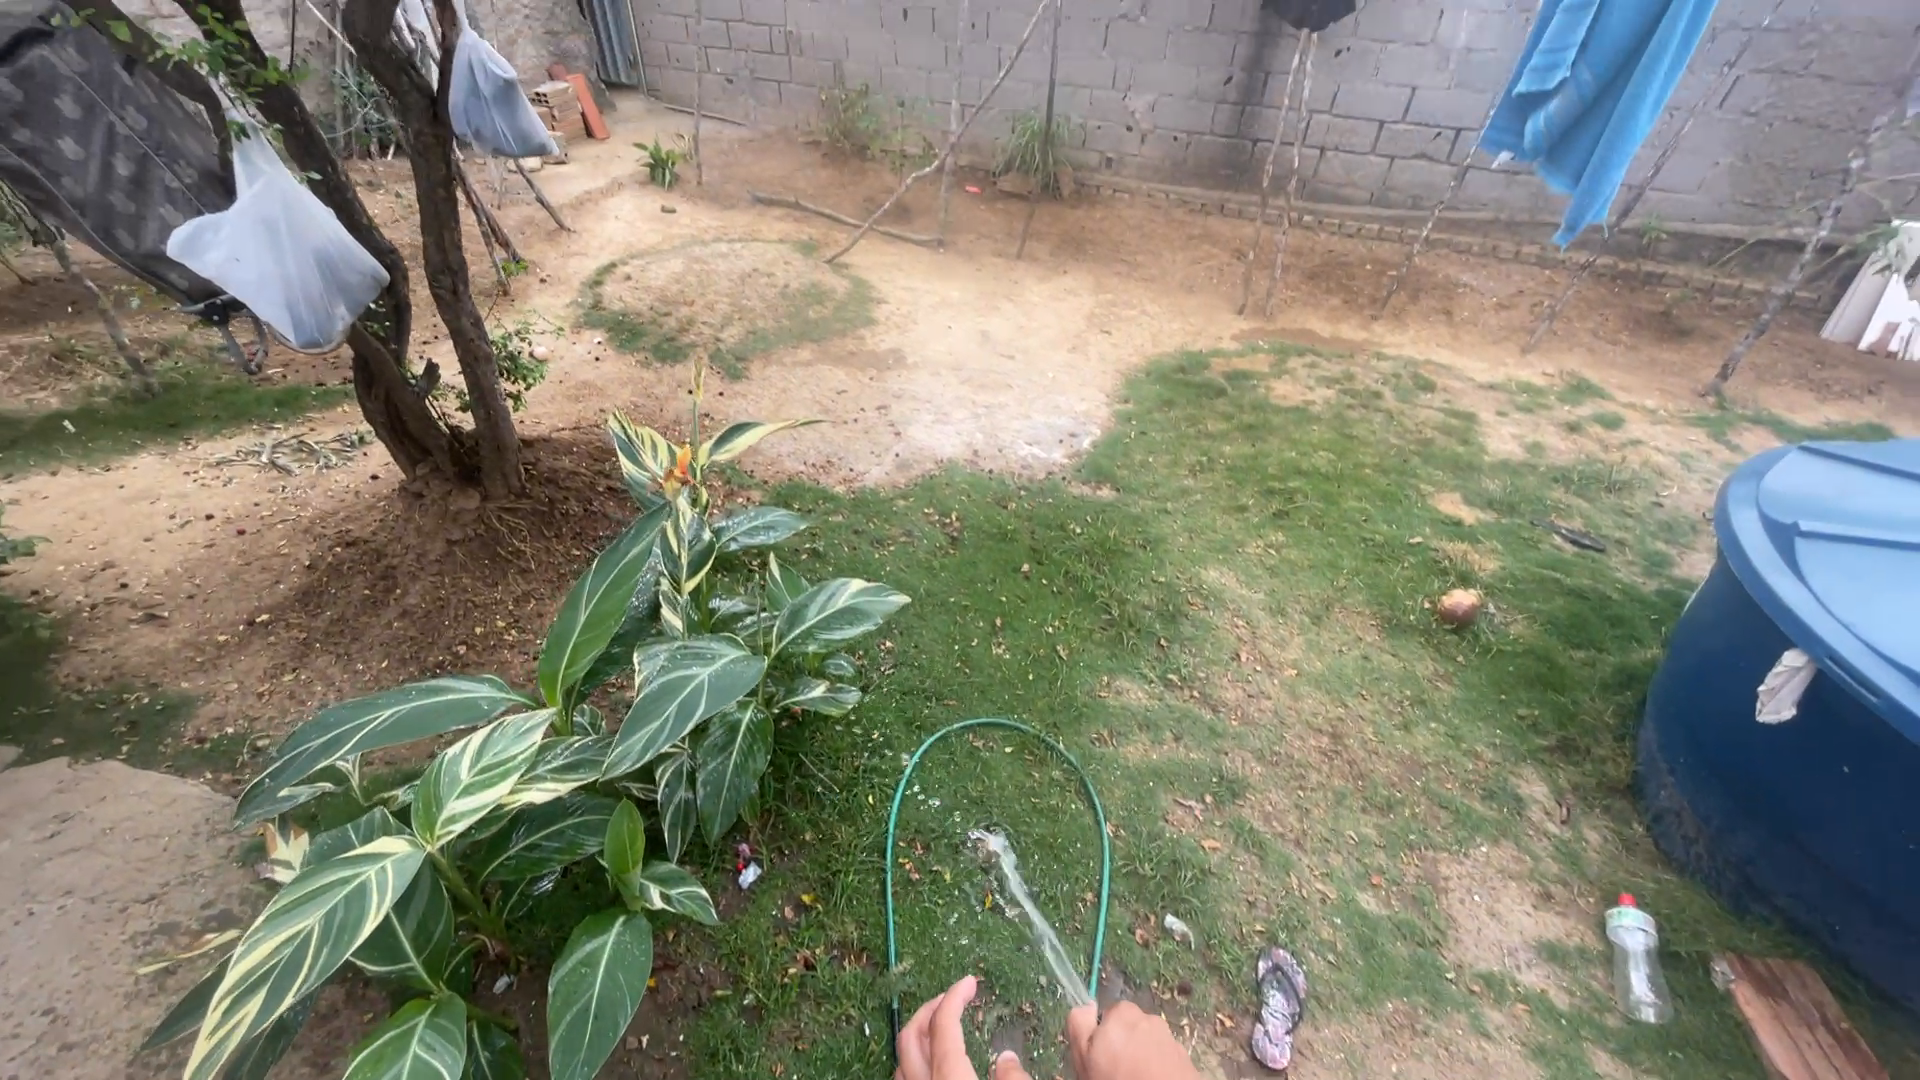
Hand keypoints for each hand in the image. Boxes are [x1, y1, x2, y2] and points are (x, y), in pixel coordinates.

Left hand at [895, 976, 1033, 1079]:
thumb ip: (1014, 1079)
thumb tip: (1007, 1058)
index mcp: (950, 1078)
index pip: (943, 1023)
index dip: (955, 996)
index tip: (970, 981)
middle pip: (910, 1036)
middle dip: (929, 1009)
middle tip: (951, 998)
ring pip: (901, 1062)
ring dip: (918, 1038)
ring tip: (940, 1029)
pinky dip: (914, 1065)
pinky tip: (933, 1068)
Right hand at [1067, 1001, 1201, 1079]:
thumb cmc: (1118, 1079)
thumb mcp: (1085, 1055)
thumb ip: (1079, 1024)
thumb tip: (1086, 1004)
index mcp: (1122, 1011)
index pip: (1106, 1017)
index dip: (1102, 1039)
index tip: (1102, 1059)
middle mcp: (1147, 1017)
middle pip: (1129, 1029)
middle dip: (1125, 1045)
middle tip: (1119, 1070)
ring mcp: (1168, 1035)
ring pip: (1147, 1043)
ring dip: (1143, 1055)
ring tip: (1137, 1076)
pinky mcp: (1184, 1055)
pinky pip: (1164, 1057)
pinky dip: (1159, 1066)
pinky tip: (1153, 1078)